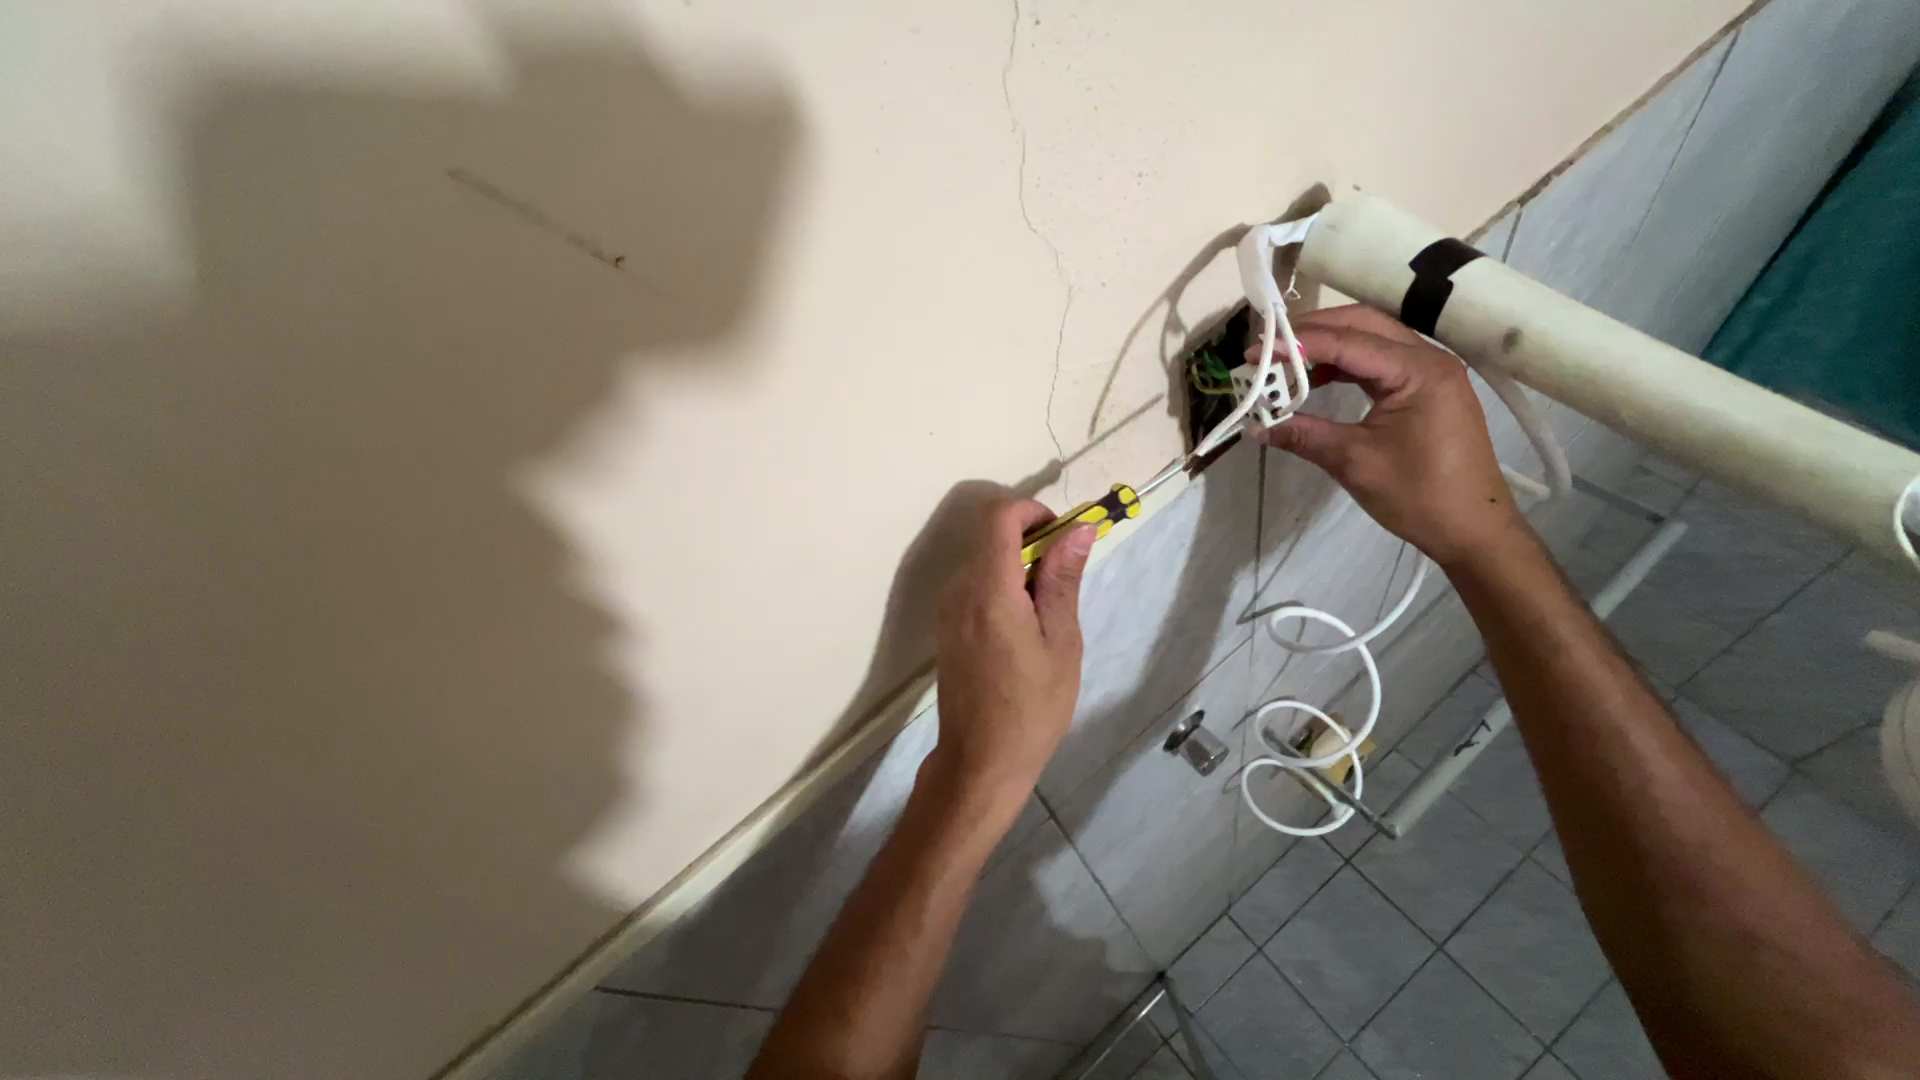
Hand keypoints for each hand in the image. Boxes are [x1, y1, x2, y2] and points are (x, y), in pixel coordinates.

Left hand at [928, 498, 1092, 800]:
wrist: (981, 760)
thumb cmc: (1032, 707)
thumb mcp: (1061, 641)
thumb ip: (1064, 579)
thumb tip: (1079, 528)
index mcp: (989, 590)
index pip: (999, 518)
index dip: (1033, 511)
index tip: (1063, 534)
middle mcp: (958, 590)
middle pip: (990, 536)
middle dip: (1031, 539)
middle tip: (1067, 576)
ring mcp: (946, 608)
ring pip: (983, 559)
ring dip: (1018, 564)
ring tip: (1049, 610)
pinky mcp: (945, 626)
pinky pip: (974, 585)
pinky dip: (1002, 585)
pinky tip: (1025, 625)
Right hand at [1250, 305, 1531, 567]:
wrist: (1471, 528)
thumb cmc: (1418, 495)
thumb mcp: (1353, 462)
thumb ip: (1303, 435)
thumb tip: (1254, 428)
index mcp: (1418, 371)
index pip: (1347, 342)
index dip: (1297, 344)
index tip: (1254, 353)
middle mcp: (1428, 359)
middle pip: (1362, 325)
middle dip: (1312, 331)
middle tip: (1267, 347)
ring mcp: (1429, 373)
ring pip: (1370, 340)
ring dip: (1326, 347)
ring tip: (1284, 364)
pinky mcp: (1424, 390)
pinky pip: (1378, 363)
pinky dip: (1343, 367)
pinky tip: (1314, 382)